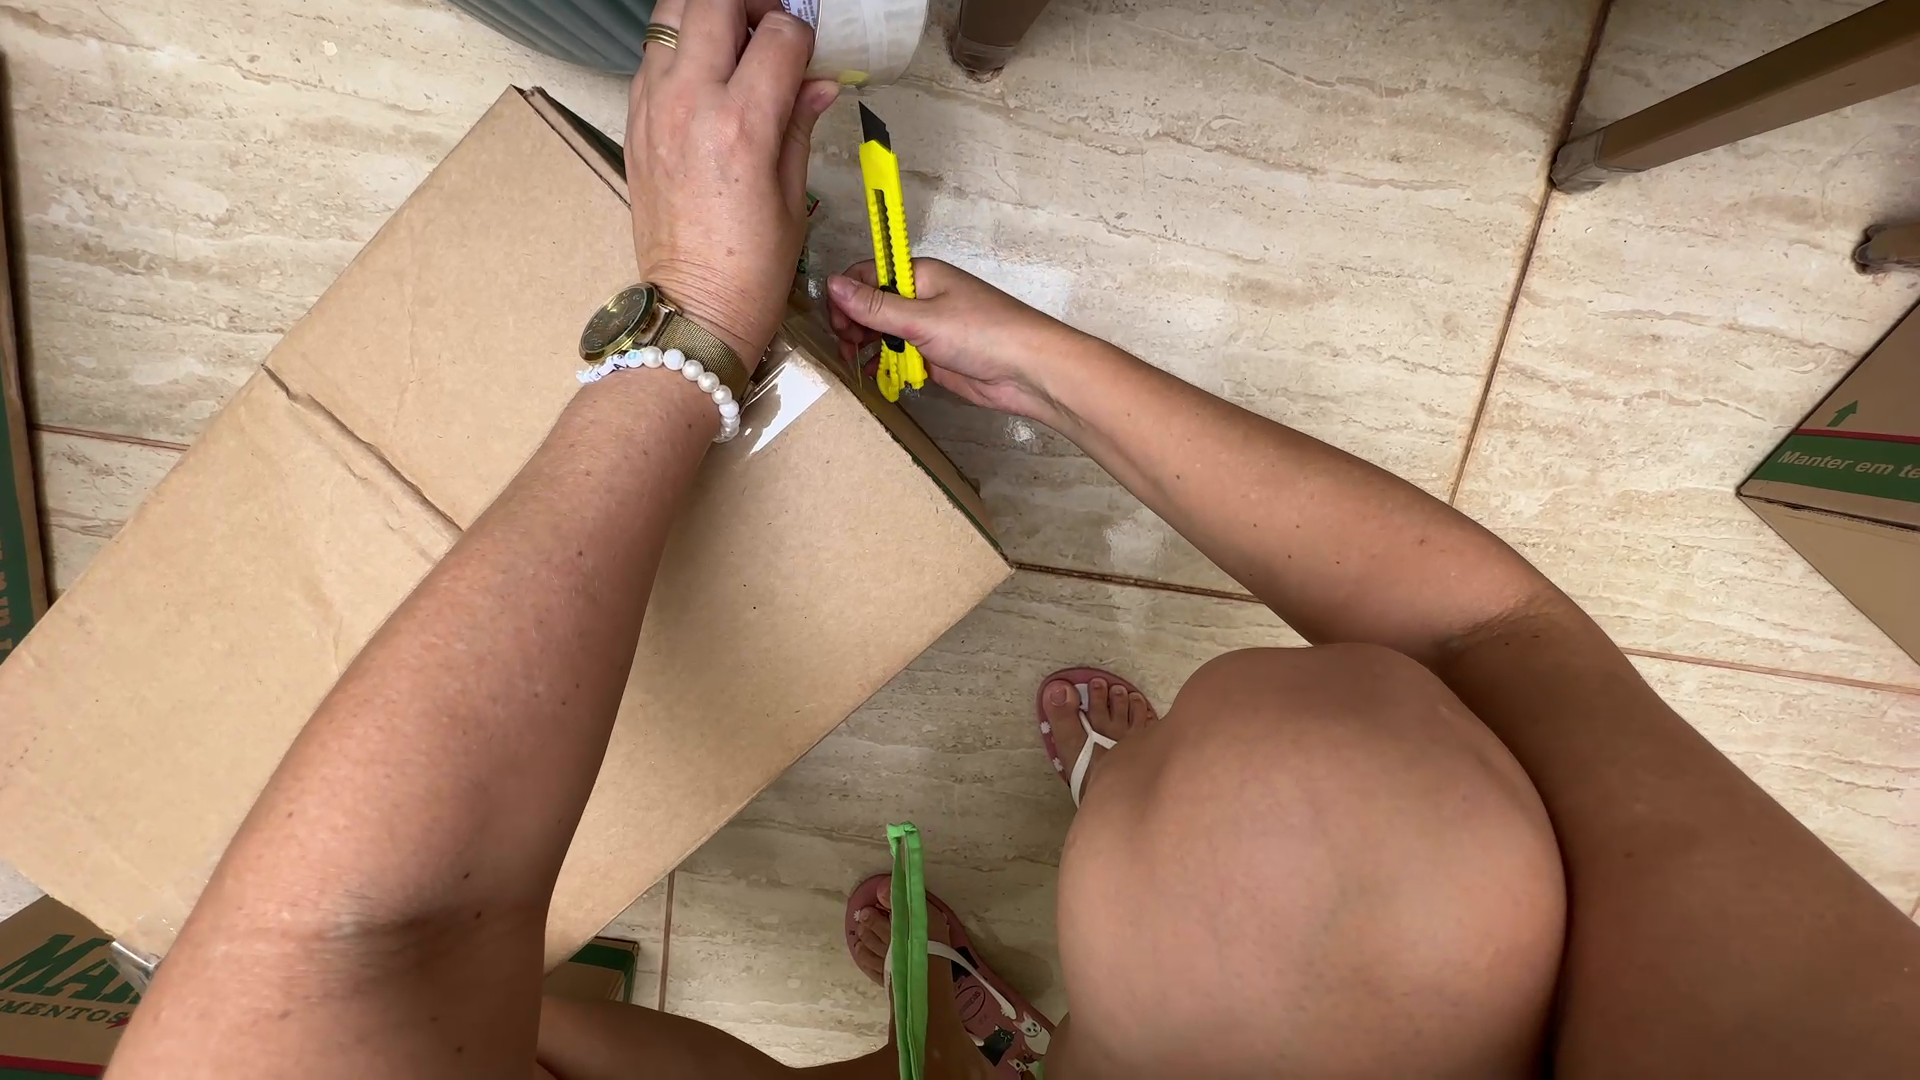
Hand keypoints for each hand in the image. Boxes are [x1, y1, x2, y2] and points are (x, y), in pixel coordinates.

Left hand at [626, 0, 839, 368]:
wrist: (695, 309)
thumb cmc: (753, 270)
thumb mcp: (794, 200)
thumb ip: (800, 126)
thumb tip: (818, 82)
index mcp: (741, 126)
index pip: (778, 37)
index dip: (803, 35)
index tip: (812, 51)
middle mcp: (690, 102)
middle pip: (715, 0)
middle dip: (753, 3)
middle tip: (774, 29)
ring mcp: (652, 107)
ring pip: (672, 12)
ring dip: (710, 15)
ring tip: (738, 45)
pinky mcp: (633, 121)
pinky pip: (653, 54)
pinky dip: (682, 48)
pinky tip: (707, 80)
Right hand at [825, 259, 1085, 424]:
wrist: (1027, 372)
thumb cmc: (982, 334)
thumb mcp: (923, 319)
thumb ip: (876, 307)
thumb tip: (832, 283)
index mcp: (919, 275)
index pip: (868, 274)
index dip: (846, 296)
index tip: (836, 324)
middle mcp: (921, 297)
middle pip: (872, 305)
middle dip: (854, 325)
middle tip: (848, 349)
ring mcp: (928, 329)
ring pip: (884, 333)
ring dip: (867, 347)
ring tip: (857, 364)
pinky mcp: (935, 357)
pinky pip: (901, 357)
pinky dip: (886, 365)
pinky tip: (875, 377)